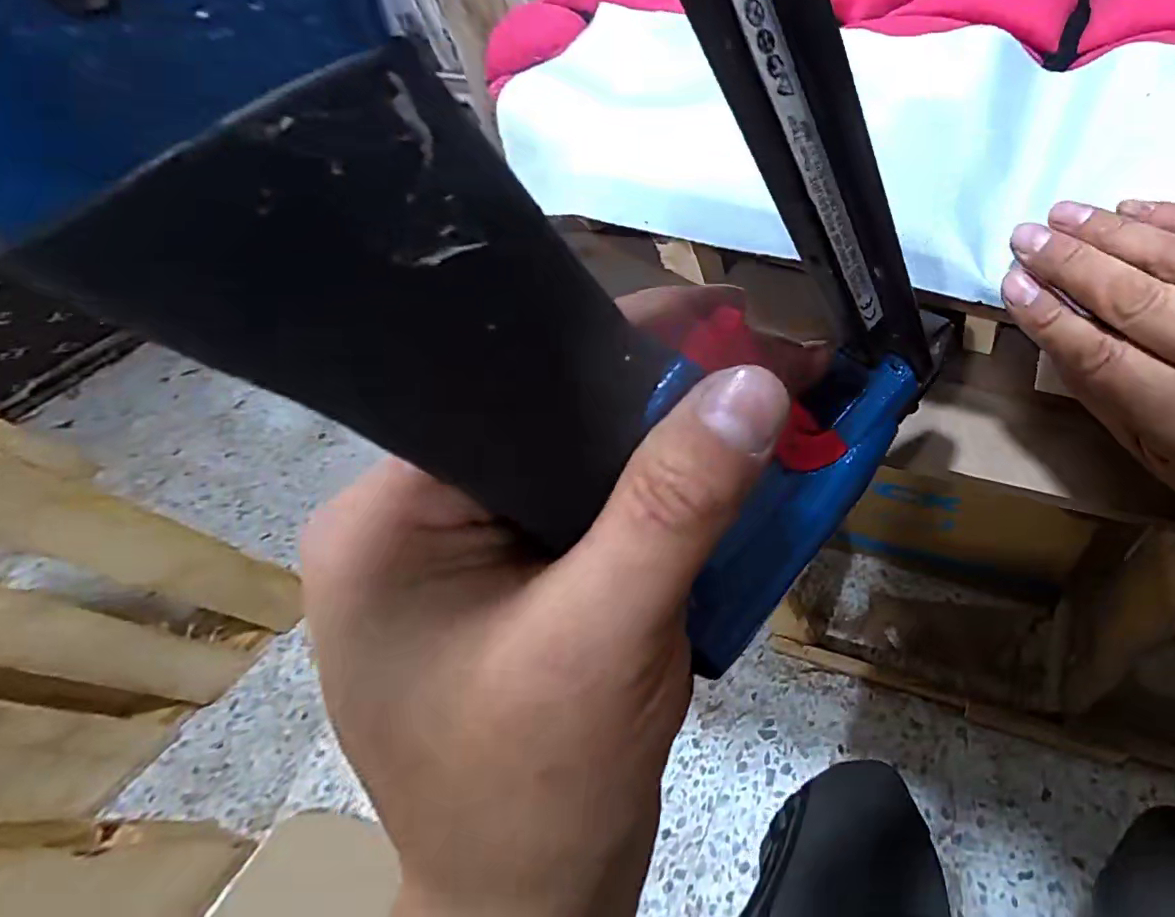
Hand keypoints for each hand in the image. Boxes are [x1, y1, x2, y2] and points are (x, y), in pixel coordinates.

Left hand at [302, 286, 813, 916]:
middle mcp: (432, 508)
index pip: (521, 379)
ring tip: (773, 399)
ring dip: (690, 433)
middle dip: (679, 385)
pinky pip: (617, 499)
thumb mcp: (610, 632)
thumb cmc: (539, 785)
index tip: (730, 317)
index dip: (633, 340)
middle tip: (775, 358)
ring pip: (603, 452)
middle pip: (570, 410)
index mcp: (400, 505)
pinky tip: (738, 466)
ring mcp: (488, 544)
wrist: (537, 907)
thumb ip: (677, 502)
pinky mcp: (538, 572)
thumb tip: (756, 383)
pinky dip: (684, 482)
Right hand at [1000, 199, 1174, 556]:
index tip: (1013, 283)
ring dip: (1113, 230)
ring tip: (1064, 213)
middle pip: (1140, 300)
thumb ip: (1117, 406)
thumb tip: (1059, 336)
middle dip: (1071, 262)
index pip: (1109, 360)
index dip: (1053, 317)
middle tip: (1025, 235)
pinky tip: (1131, 207)